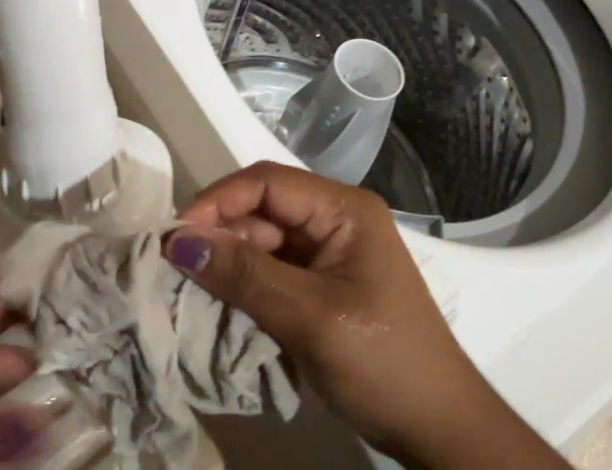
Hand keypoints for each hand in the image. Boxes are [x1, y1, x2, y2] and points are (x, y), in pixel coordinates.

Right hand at [165, 162, 566, 469]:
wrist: (437, 428)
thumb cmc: (383, 361)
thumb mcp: (310, 317)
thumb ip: (245, 276)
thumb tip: (177, 241)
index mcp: (344, 210)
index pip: (268, 182)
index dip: (218, 200)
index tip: (177, 236)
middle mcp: (334, 221)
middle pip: (261, 211)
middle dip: (219, 235)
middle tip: (174, 269)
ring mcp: (327, 256)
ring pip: (261, 244)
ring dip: (227, 265)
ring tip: (189, 291)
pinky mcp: (319, 288)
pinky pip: (270, 274)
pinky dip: (243, 288)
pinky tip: (218, 307)